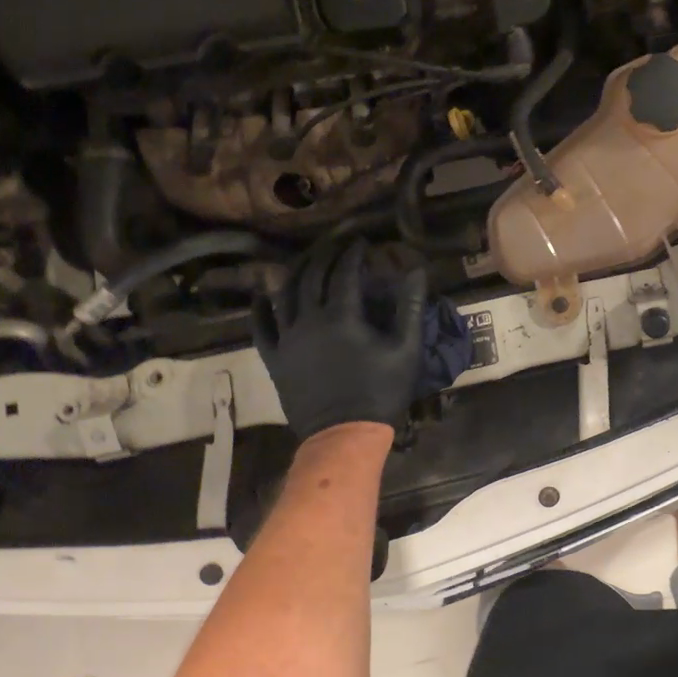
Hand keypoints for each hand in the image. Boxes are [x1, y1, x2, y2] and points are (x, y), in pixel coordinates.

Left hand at [252, 241, 427, 438]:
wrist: (344, 434)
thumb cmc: (382, 390)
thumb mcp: (406, 348)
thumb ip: (411, 306)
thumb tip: (417, 269)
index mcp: (342, 316)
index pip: (344, 273)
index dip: (352, 253)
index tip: (361, 241)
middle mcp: (309, 321)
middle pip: (312, 278)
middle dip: (324, 256)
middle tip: (336, 245)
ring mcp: (287, 340)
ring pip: (285, 296)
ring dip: (296, 273)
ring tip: (306, 261)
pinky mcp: (275, 359)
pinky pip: (262, 328)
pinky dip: (261, 309)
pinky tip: (263, 296)